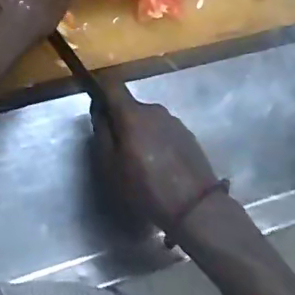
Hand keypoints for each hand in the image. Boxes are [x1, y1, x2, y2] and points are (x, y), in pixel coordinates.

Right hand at [92, 84, 223, 238]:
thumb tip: (99, 111)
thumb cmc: (145, 188)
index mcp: (132, 113)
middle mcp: (154, 110)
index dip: (101, 93)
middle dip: (122, 123)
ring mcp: (174, 121)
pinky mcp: (188, 135)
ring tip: (143, 164)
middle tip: (120, 152)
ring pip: (148, 120)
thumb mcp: (110, 166)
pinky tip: (162, 167)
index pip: (112, 86)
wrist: (196, 208)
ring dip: (141, 134)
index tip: (98, 111)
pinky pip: (164, 131)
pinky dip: (158, 142)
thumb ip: (101, 133)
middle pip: (130, 107)